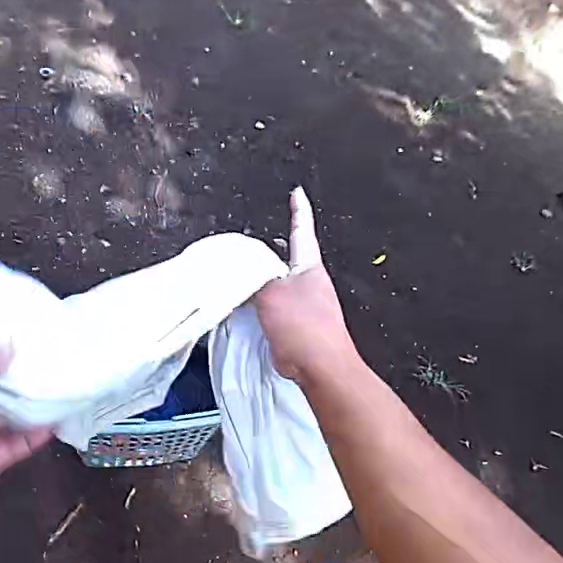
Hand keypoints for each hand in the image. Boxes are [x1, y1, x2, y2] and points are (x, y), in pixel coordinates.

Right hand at [251, 187, 360, 384]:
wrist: (321, 367)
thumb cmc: (303, 326)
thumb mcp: (271, 294)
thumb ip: (254, 280)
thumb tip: (242, 275)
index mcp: (309, 267)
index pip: (302, 231)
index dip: (299, 212)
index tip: (298, 194)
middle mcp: (310, 283)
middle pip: (287, 260)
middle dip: (271, 251)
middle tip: (251, 242)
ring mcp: (306, 305)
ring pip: (278, 285)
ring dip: (261, 280)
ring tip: (240, 273)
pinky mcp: (298, 327)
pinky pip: (275, 308)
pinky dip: (260, 304)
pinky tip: (246, 306)